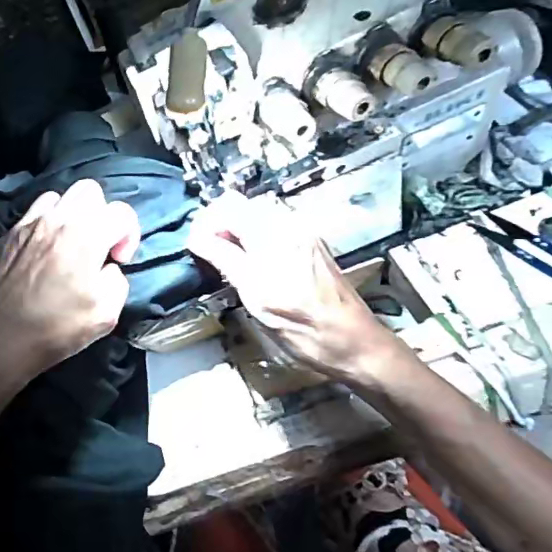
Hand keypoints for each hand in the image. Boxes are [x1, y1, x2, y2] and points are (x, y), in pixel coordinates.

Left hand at [0, 179, 140, 405]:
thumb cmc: (56, 328)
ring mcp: (23, 227)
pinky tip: (38, 258)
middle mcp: (53, 220)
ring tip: (67, 245)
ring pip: (54, 198)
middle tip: (96, 245)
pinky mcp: (2, 240)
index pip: (120, 212)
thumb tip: (107, 269)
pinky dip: (40, 230)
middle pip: (88, 190)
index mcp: (84, 234)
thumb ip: (116, 281)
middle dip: (100, 213)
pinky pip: (27, 219)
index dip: (129, 234)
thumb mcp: (106, 313)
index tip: (118, 260)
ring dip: (68, 216)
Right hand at [184, 193, 411, 390]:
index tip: (195, 247)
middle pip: (242, 207)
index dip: (206, 223)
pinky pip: (272, 232)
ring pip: (256, 219)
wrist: (356, 345)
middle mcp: (291, 224)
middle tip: (207, 255)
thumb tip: (196, 237)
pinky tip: (251, 268)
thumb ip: (224, 259)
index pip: (228, 206)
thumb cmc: (303, 326)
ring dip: (236, 235)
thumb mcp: (255, 294)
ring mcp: (304, 235)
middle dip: (220, 226)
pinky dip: (254, 243)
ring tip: (226, 264)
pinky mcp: (311, 248)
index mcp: (275, 232)